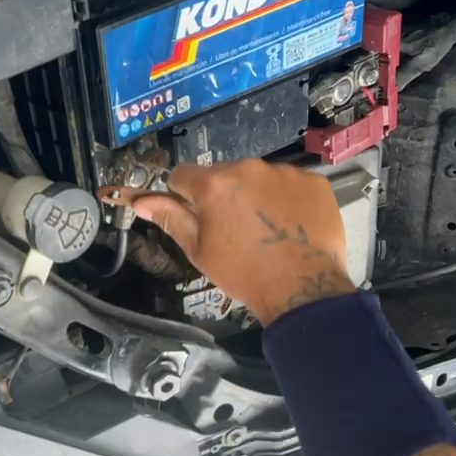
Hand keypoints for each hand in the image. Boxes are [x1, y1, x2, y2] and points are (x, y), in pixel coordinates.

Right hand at [102, 160, 353, 323]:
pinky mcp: (314, 181)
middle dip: (220, 194)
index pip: (182, 174)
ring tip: (263, 228)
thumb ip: (170, 219)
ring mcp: (284, 172)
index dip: (182, 195)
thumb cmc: (242, 272)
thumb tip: (142, 202)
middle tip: (231, 228)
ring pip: (256, 177)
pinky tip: (287, 225)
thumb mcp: (198, 250)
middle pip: (222, 174)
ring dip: (253, 195)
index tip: (193, 215)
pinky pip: (289, 183)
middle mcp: (248, 168)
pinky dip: (284, 199)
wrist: (302, 287)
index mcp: (214, 184)